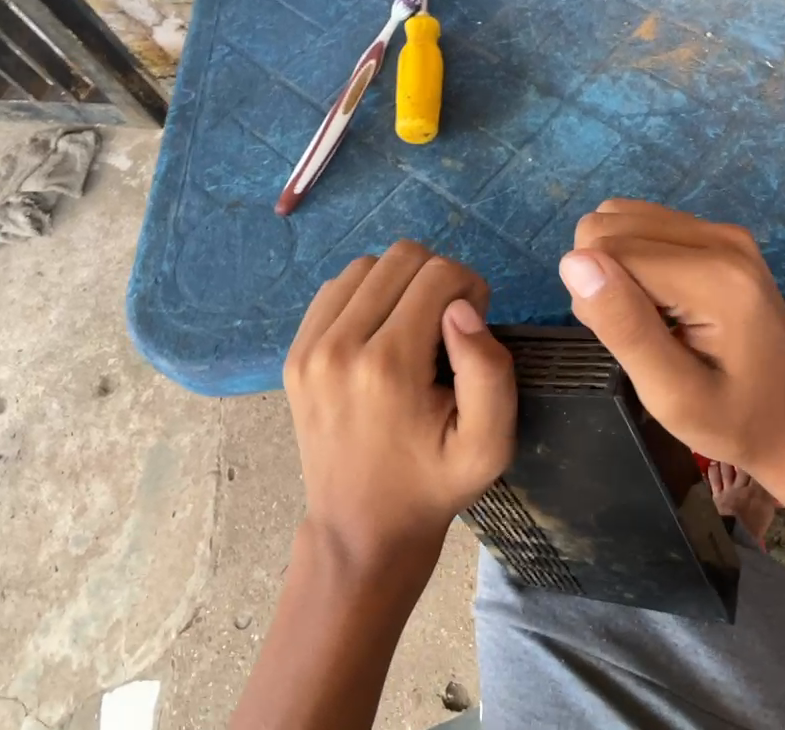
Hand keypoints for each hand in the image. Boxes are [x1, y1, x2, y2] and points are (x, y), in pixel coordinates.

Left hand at [284, 241, 515, 568]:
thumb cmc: (434, 484)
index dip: (471, 291)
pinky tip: (382, 332)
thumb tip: (461, 308)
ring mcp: (309, 347)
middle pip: (403, 257)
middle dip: (439, 280)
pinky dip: (368, 295)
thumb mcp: (489, 444)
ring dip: (403, 284)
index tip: (473, 332)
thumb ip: (489, 370)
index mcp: (388, 366)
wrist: (362, 528)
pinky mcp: (295, 353)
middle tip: (448, 330)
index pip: (440, 274)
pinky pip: (337, 287)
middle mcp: (339, 345)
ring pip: (368, 265)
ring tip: (415, 330)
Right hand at [558, 200, 784, 474]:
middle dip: (603, 280)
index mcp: (713, 276)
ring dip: (616, 268)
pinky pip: (646, 225)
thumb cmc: (737, 422)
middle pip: (610, 225)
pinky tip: (660, 302)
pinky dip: (635, 260)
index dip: (596, 300)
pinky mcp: (721, 236)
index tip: (624, 344)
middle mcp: (720, 238)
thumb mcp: (672, 395)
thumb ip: (623, 326)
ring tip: (650, 321)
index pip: (606, 249)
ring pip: (623, 219)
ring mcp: (724, 232)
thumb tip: (572, 260)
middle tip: (639, 337)